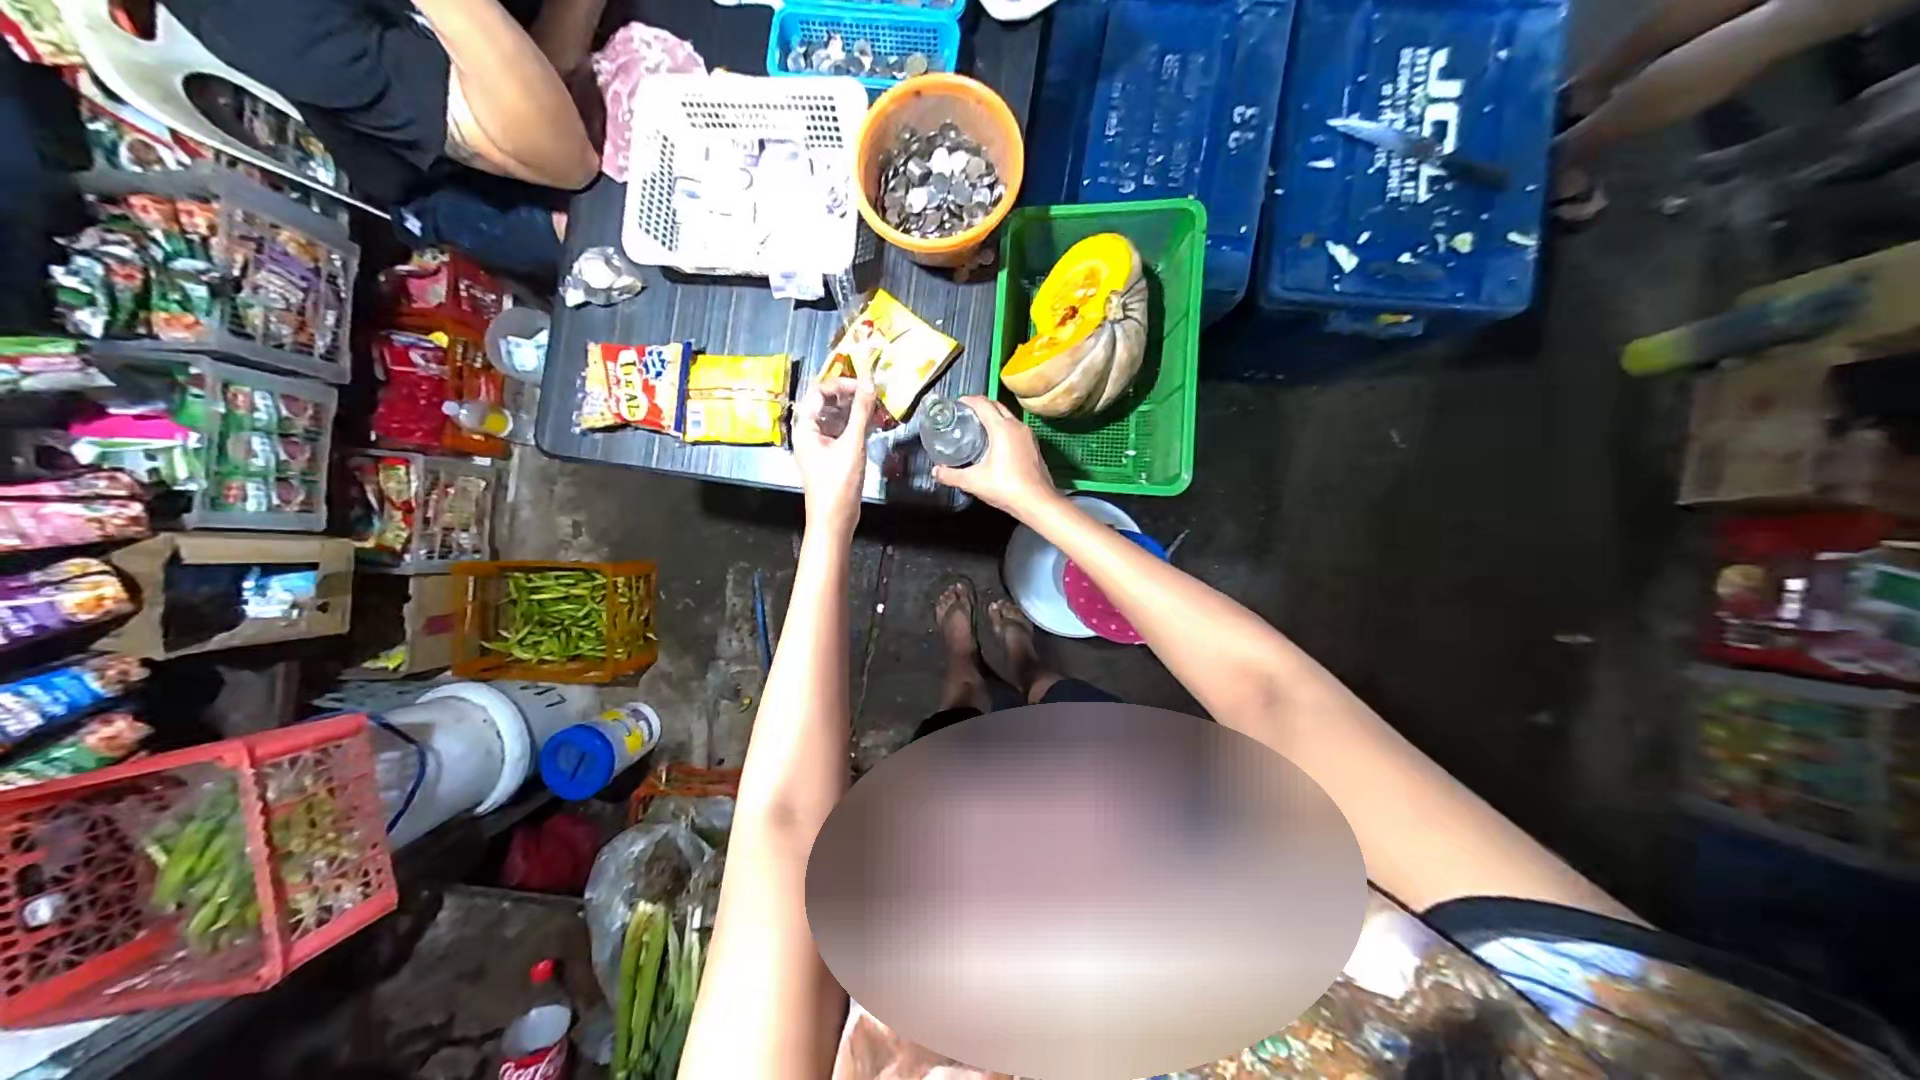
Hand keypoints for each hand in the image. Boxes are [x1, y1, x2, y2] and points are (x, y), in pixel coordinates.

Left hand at [793, 377, 877, 537]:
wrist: (833, 520)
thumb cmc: (838, 484)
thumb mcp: (852, 444)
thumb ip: (861, 412)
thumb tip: (869, 384)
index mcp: (805, 427)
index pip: (819, 391)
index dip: (841, 383)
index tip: (864, 385)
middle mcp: (809, 432)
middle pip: (826, 403)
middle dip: (850, 396)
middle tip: (873, 396)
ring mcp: (819, 445)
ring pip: (835, 417)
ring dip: (854, 411)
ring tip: (876, 409)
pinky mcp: (830, 456)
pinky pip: (841, 432)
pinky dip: (855, 425)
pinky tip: (872, 425)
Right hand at [931, 397, 1058, 515]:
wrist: (1037, 502)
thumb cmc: (1006, 488)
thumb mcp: (974, 482)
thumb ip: (951, 475)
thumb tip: (935, 472)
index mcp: (1002, 428)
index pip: (983, 404)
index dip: (968, 400)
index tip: (956, 404)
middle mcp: (1017, 426)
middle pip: (996, 406)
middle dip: (980, 405)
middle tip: (964, 414)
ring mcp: (1028, 435)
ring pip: (1008, 416)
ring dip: (993, 416)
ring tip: (977, 427)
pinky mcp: (1033, 446)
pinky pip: (1015, 428)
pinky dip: (1003, 428)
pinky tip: (994, 442)